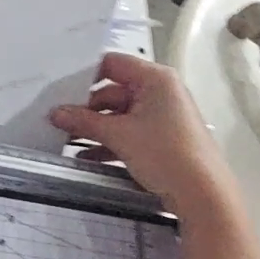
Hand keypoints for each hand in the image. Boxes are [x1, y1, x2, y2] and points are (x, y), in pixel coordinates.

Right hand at [50, 52, 239, 218]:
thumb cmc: (168, 154)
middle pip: (113, 91)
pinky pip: (128, 132)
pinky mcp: (160, 137)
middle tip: (59, 120)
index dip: (86, 76)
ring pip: (119, 114)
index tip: (62, 90)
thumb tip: (57, 113)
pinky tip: (87, 156)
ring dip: (94, 127)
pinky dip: (109, 141)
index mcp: (155, 79)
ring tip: (66, 139)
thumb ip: (84, 121)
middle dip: (86, 108)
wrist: (201, 194)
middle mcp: (160, 92)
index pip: (113, 64)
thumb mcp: (119, 135)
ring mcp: (161, 115)